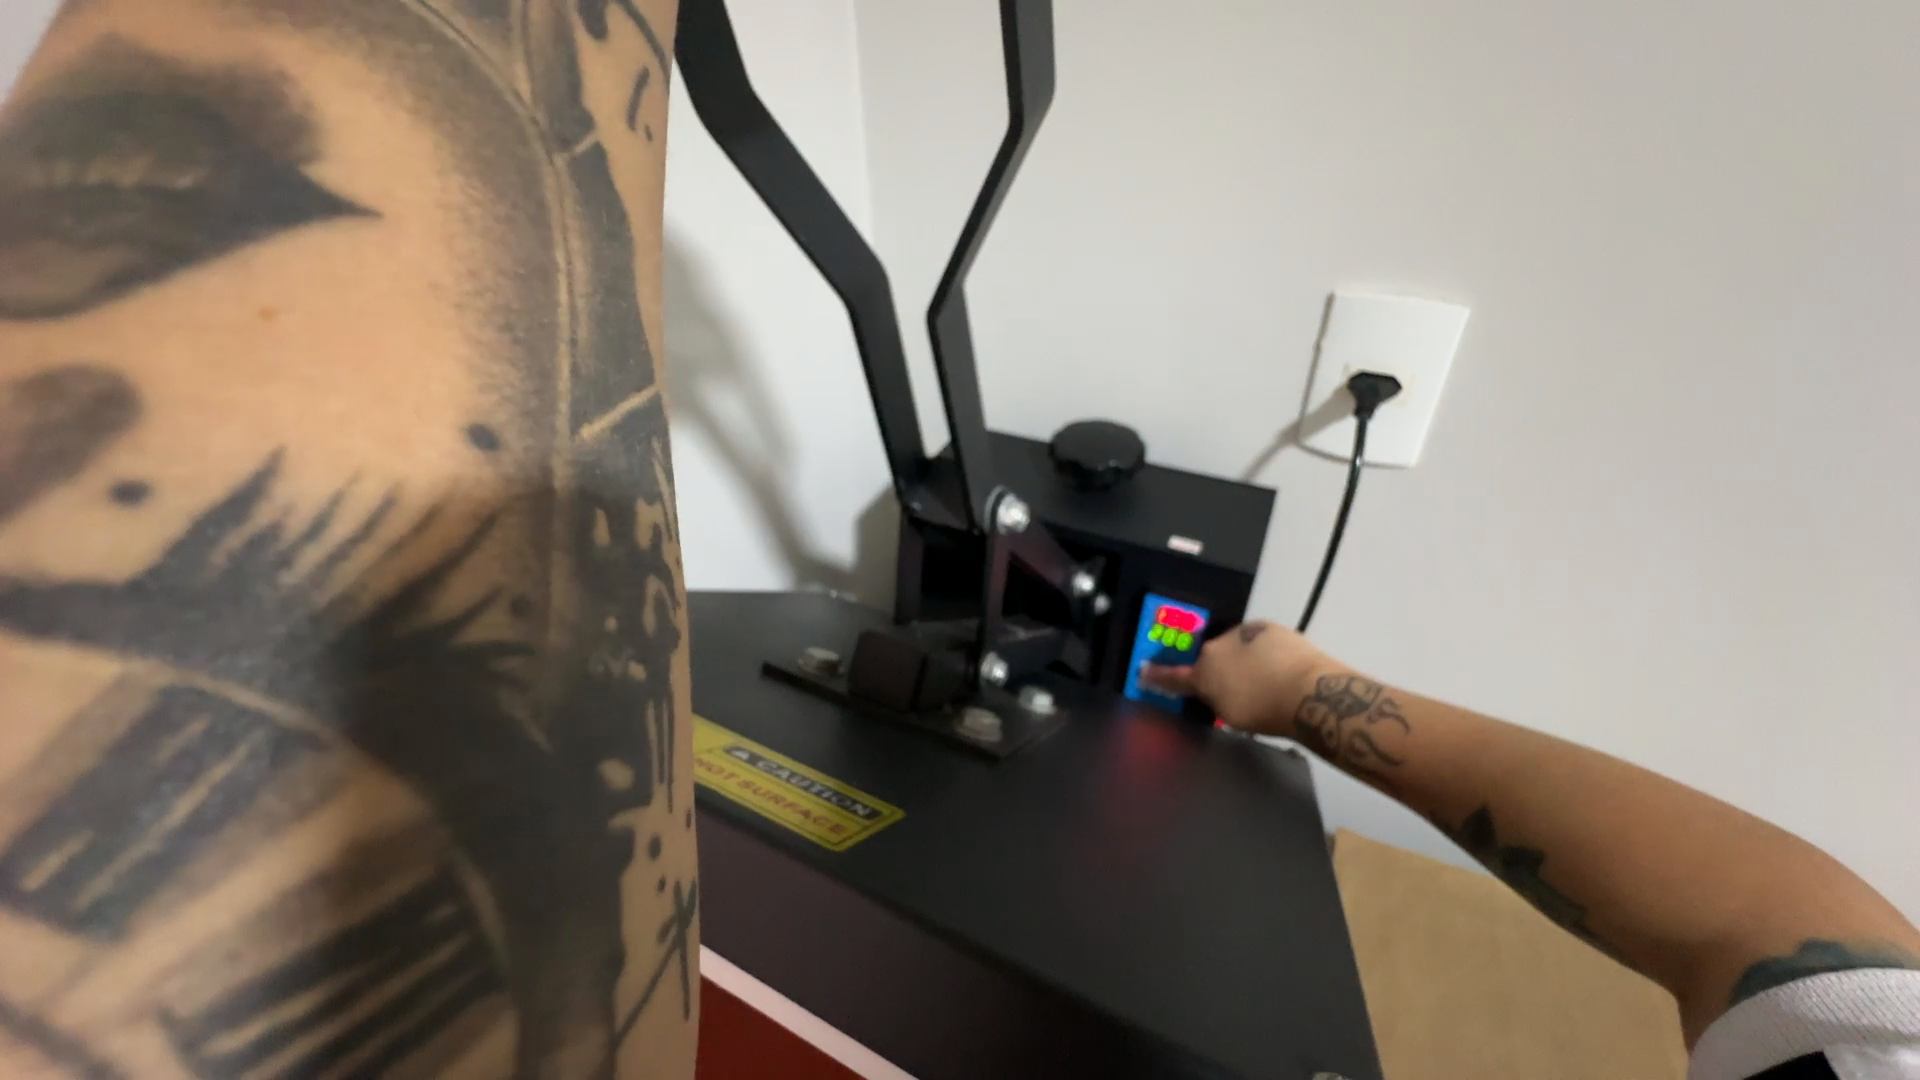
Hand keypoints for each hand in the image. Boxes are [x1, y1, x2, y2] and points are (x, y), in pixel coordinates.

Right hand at [1141, 620, 1341, 735]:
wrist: (1310, 693)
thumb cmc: (1266, 711)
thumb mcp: (1230, 715)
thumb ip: (1216, 700)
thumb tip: (1216, 694)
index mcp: (1204, 671)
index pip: (1175, 675)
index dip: (1158, 675)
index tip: (1143, 670)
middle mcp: (1218, 646)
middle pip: (1210, 657)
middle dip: (1217, 668)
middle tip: (1233, 686)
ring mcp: (1244, 634)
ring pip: (1235, 646)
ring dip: (1242, 658)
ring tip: (1261, 678)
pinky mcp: (1270, 628)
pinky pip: (1259, 641)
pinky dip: (1263, 651)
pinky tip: (1278, 666)